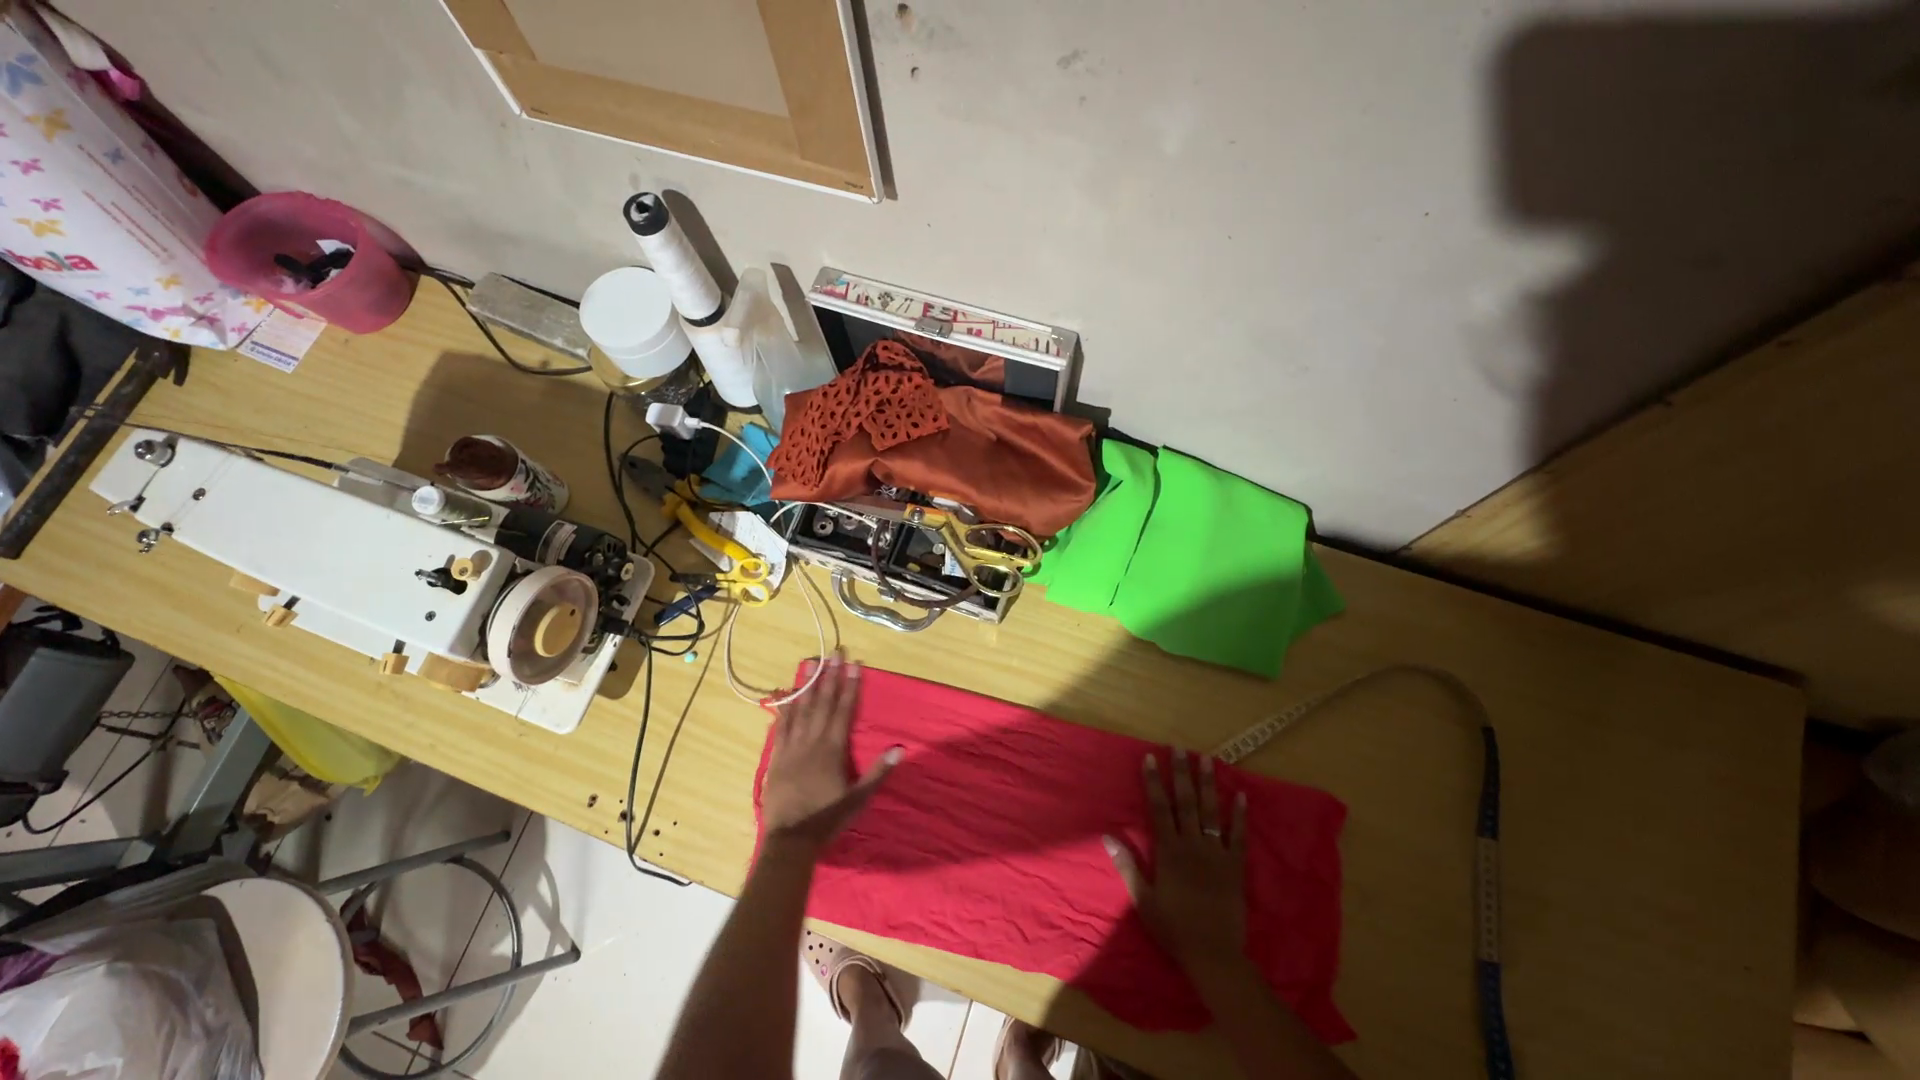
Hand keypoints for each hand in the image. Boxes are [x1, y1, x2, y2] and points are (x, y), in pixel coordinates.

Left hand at [760, 651, 899, 856]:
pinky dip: (784, 708)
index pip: (844, 710)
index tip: (854, 664)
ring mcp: (791, 748)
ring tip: (811, 663)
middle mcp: (812, 742)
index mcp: (833, 750)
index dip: (850, 686)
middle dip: (830, 676)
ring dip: (807, 685)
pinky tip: (785, 694)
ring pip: (800, 709)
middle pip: (822, 703)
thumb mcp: (859, 799)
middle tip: (834, 652)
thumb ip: (878, 772)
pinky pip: (780, 726)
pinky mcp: (775, 757)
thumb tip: (900, 748)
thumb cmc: (828, 819)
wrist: (790, 839)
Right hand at [1104, 748, 1250, 973]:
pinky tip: (1241, 795)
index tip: (1150, 758)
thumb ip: (1128, 867)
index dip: (1154, 782)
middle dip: (1181, 773)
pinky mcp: (1236, 866)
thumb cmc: (1173, 929)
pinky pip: (1239, 835)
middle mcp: (1193, 846)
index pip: (1159, 808)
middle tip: (1179, 748)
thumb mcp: (1143, 900)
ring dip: (1208, 784)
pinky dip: (1240, 815)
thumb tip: (1108, 838)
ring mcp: (1217, 853)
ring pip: (1211, 812)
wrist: (1214, 954)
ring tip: (1207, 759)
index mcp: (1169, 852)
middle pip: (1186, 802)